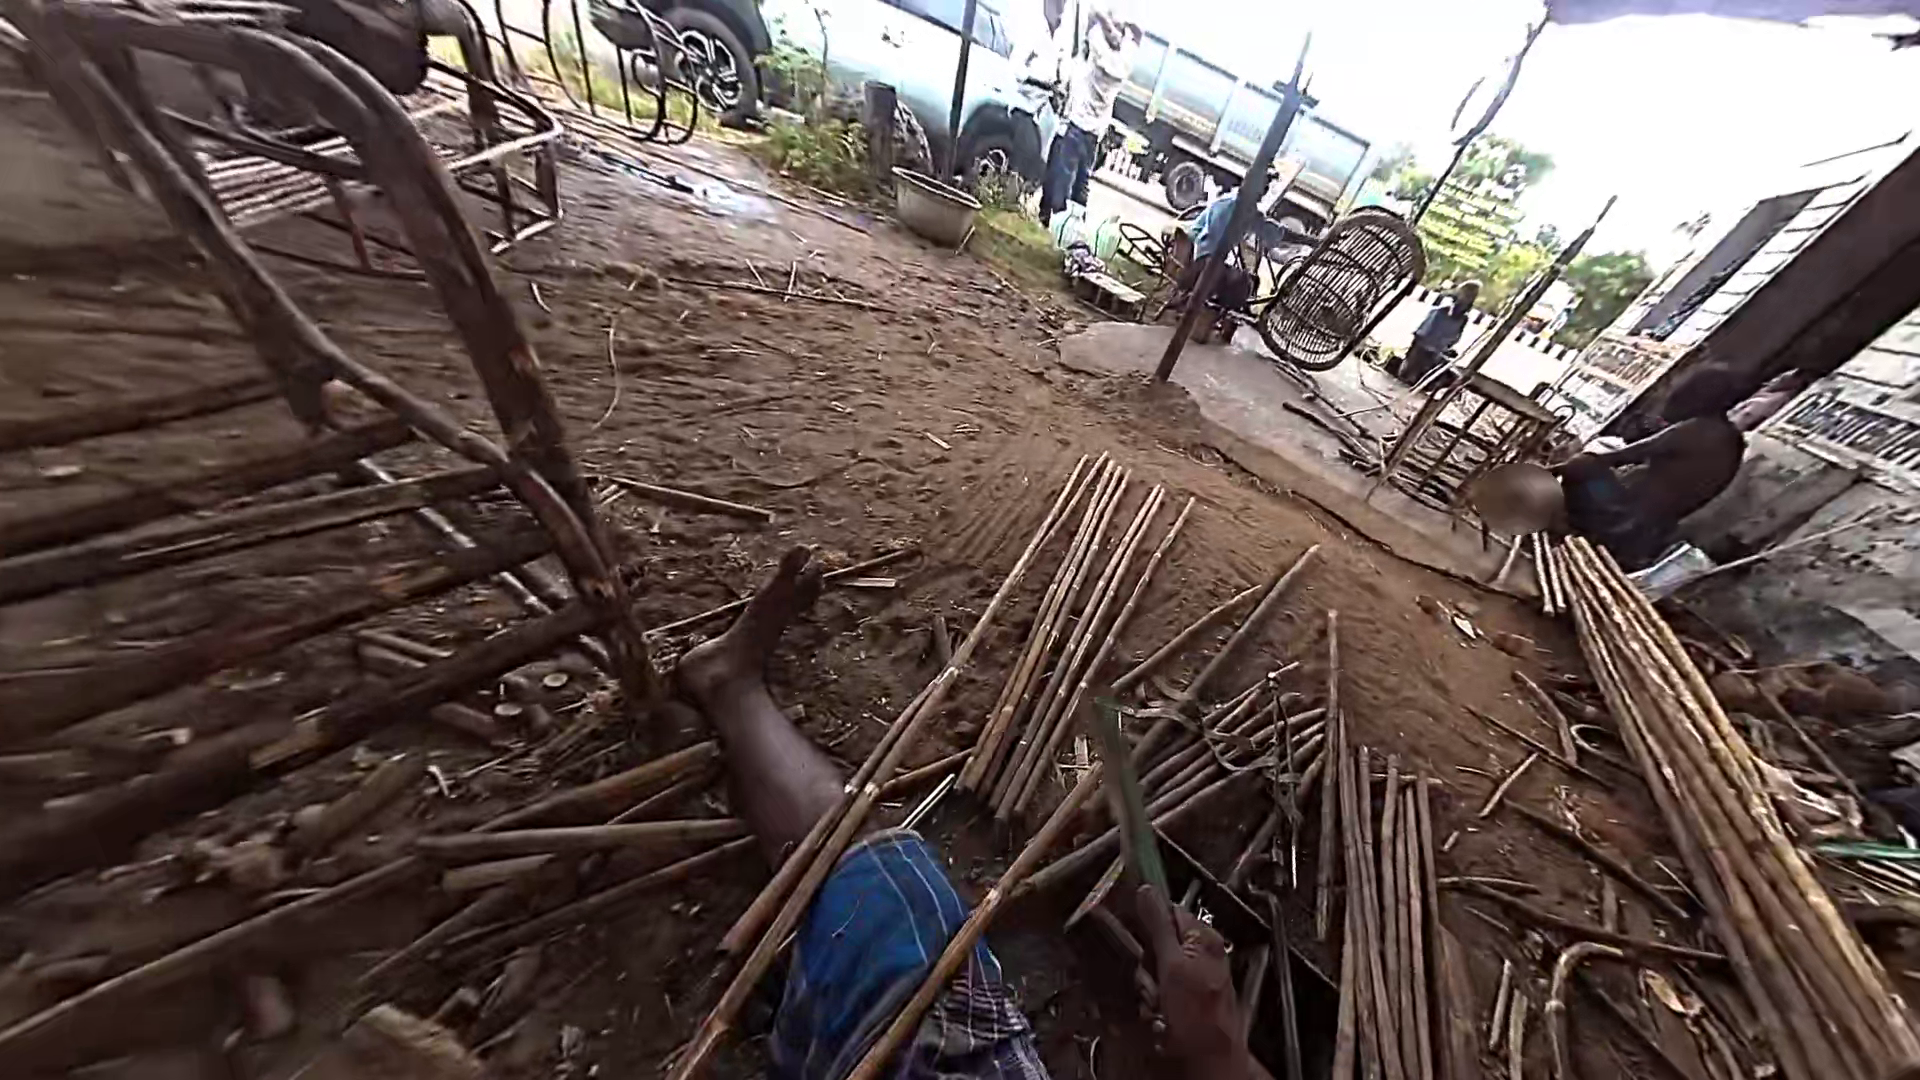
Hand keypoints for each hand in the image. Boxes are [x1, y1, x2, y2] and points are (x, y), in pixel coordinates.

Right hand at [1134, 885, 1253, 1078]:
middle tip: (1150, 976)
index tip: (1136, 934)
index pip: (1167, 908)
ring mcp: (1198, 974)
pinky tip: (1158, 1007)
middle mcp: (1206, 950)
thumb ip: (1158, 925)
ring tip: (1155, 997)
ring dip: (1149, 978)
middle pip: (1161, 936)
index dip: (1147, 920)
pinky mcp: (1191, 995)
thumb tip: (1146, 889)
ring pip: (1158, 962)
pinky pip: (1163, 983)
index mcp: (1205, 936)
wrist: (1211, 1066)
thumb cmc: (1197, 1019)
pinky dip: (1156, 993)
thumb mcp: (1172, 965)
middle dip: (1148, 955)